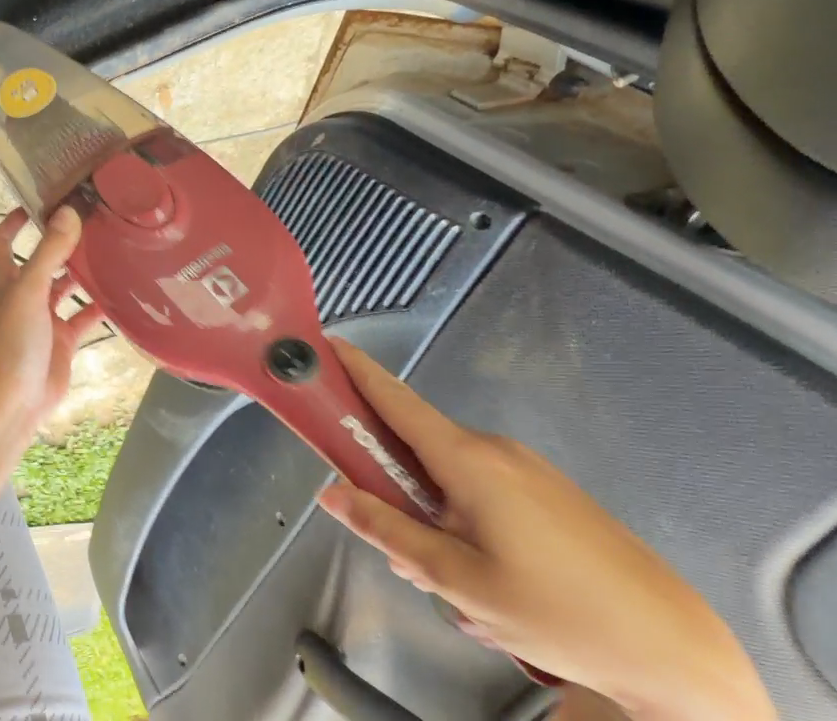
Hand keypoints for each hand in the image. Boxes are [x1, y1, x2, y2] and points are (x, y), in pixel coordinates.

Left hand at [0, 206, 105, 426]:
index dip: (14, 222)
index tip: (36, 201)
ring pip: (65, 289)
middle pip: (41, 262)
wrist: (12, 399)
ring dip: (83, 273)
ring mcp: (44, 319)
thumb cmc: (12, 340)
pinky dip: (99, 308)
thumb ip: (48, 252)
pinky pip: (83, 318)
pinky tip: (123, 293)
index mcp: (6, 279)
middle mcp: (23, 295)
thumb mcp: (29, 290)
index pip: (3, 242)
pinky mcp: (63, 341)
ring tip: (113, 249)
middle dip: (60, 243)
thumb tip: (68, 212)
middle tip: (93, 221)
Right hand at [317, 340, 775, 720]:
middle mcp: (497, 452)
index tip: (322, 346)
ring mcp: (529, 471)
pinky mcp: (550, 495)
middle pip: (413, 445)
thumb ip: (387, 530)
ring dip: (425, 513)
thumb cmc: (560, 613)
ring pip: (445, 476)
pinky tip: (479, 573)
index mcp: (470, 460)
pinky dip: (457, 519)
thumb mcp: (456, 579)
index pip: (395, 399)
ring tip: (446, 577)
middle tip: (391, 542)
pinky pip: (479, 489)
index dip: (355, 370)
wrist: (676, 653)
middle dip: (386, 483)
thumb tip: (331, 494)